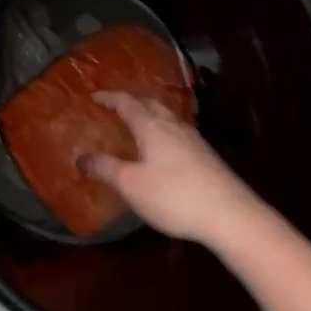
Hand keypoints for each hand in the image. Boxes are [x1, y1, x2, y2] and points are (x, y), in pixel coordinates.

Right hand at [81, 91, 264, 243]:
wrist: (230, 214)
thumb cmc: (174, 196)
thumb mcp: (132, 185)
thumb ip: (105, 169)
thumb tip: (80, 158)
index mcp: (151, 126)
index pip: (126, 102)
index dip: (109, 97)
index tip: (94, 95)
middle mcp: (172, 125)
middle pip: (149, 103)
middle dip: (131, 101)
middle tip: (115, 106)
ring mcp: (193, 139)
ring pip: (166, 116)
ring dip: (149, 114)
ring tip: (138, 123)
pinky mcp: (205, 155)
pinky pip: (177, 131)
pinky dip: (163, 130)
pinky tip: (164, 148)